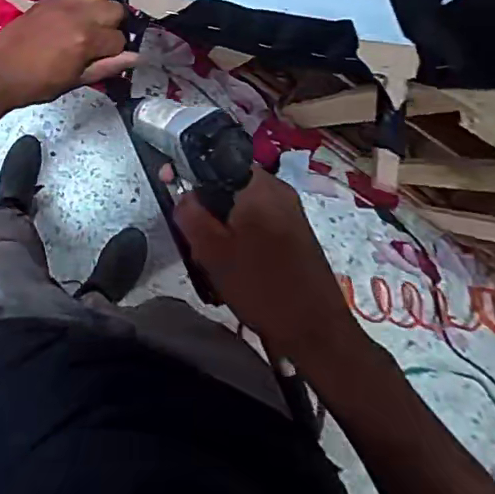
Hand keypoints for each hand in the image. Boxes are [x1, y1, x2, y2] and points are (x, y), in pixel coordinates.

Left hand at [0, 0, 138, 109]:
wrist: (0, 73)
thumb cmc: (38, 84)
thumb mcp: (76, 81)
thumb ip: (108, 66)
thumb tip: (137, 57)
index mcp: (87, 41)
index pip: (120, 39)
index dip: (116, 52)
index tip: (105, 59)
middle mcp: (79, 16)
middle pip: (116, 9)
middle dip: (114, 26)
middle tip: (100, 41)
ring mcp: (63, 4)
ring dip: (100, 7)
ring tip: (89, 23)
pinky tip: (73, 11)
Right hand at [174, 168, 366, 369]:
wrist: (315, 329)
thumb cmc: (261, 287)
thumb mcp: (212, 252)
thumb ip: (190, 215)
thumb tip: (183, 194)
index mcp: (258, 186)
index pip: (215, 164)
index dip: (192, 180)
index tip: (179, 203)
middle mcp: (278, 189)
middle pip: (230, 187)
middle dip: (210, 211)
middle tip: (199, 244)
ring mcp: (292, 211)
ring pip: (244, 208)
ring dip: (226, 229)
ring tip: (218, 262)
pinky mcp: (298, 232)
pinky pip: (261, 222)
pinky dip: (245, 239)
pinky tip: (240, 270)